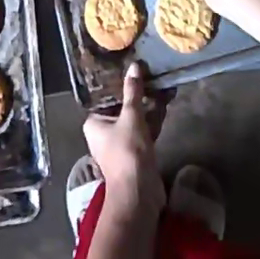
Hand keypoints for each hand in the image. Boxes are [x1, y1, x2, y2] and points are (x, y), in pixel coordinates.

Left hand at [82, 63, 166, 216]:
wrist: (139, 193)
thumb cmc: (128, 151)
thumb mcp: (131, 117)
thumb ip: (133, 91)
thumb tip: (134, 65)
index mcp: (93, 123)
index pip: (105, 97)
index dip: (119, 83)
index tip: (133, 69)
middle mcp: (103, 132)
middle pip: (121, 107)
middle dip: (137, 94)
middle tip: (150, 74)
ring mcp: (120, 144)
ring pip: (134, 119)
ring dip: (148, 106)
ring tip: (161, 84)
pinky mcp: (136, 153)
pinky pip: (143, 130)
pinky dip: (153, 119)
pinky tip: (166, 104)